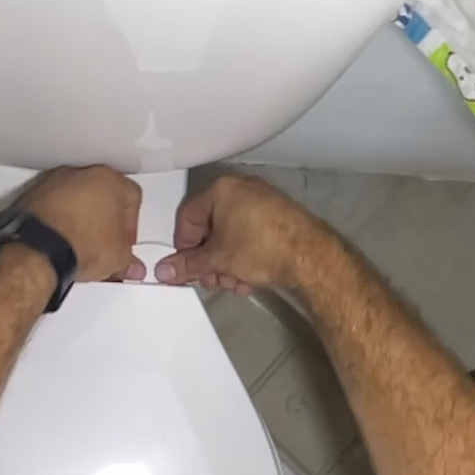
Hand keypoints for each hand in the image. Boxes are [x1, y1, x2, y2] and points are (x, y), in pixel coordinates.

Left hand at [18, 166, 143, 282]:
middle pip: (102, 194)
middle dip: (105, 218)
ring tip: (80, 245)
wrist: (39, 249)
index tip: (125, 241)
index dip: (131, 223)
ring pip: (75, 197)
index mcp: (110, 180)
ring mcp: (54, 182)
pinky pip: (52, 205)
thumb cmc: (79, 242)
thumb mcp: (117, 258)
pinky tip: (59, 241)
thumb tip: (126, 266)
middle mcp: (82, 175)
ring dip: (80, 217)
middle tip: (105, 242)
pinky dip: (57, 219)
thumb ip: (127, 260)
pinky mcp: (32, 195)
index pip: (132, 197)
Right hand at [154, 175, 329, 293]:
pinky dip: (246, 257)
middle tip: (213, 282)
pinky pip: (252, 236)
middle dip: (210, 261)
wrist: (311, 255)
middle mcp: (242, 189)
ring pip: (232, 236)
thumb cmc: (258, 248)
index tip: (188, 268)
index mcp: (222, 190)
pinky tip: (250, 280)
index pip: (188, 218)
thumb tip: (163, 270)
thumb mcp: (217, 259)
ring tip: (235, 285)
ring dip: (228, 265)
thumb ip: (187, 265)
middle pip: (211, 229)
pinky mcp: (280, 218)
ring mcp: (264, 202)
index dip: (183, 247)